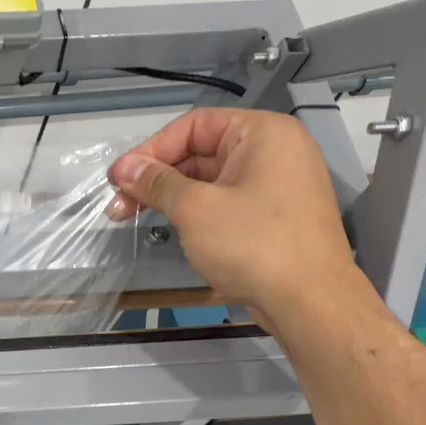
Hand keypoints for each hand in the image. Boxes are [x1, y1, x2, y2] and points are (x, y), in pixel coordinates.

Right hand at [106, 109, 358, 308]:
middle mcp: (273, 150)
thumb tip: (124, 168)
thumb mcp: (196, 209)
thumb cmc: (253, 245)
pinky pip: (225, 201)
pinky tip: (171, 227)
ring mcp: (275, 184)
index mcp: (262, 133)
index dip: (150, 150)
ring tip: (134, 218)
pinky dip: (194, 210)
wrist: (307, 298)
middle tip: (119, 205)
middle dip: (156, 177)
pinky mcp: (272, 215)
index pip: (194, 126)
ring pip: (210, 180)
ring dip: (171, 196)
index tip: (117, 179)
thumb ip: (158, 184)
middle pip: (201, 152)